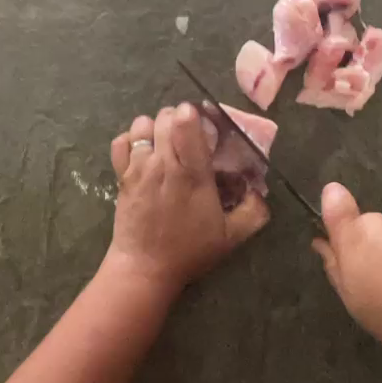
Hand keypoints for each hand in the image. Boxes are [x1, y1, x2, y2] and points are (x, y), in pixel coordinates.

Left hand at [106, 104, 269, 292]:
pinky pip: (121, 142)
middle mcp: (163, 164)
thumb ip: (253, 211)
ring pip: (142, 124)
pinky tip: (143, 151)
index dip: (193, 114)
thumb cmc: (189, 251)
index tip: (203, 124)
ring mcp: (138, 168)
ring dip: (155, 127)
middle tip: (188, 135)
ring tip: (164, 142)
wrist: (145, 268)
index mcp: (192, 174)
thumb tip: (260, 190)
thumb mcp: (231, 237)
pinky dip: (132, 140)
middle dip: (178, 118)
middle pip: (165, 117)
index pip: (187, 123)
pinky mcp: (121, 176)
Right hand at [311, 182, 381, 353]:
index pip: (335, 203)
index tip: (335, 237)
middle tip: (373, 284)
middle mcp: (379, 222)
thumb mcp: (352, 297)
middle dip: (366, 248)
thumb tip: (321, 241)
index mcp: (353, 235)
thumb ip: (334, 264)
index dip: (334, 213)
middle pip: (364, 227)